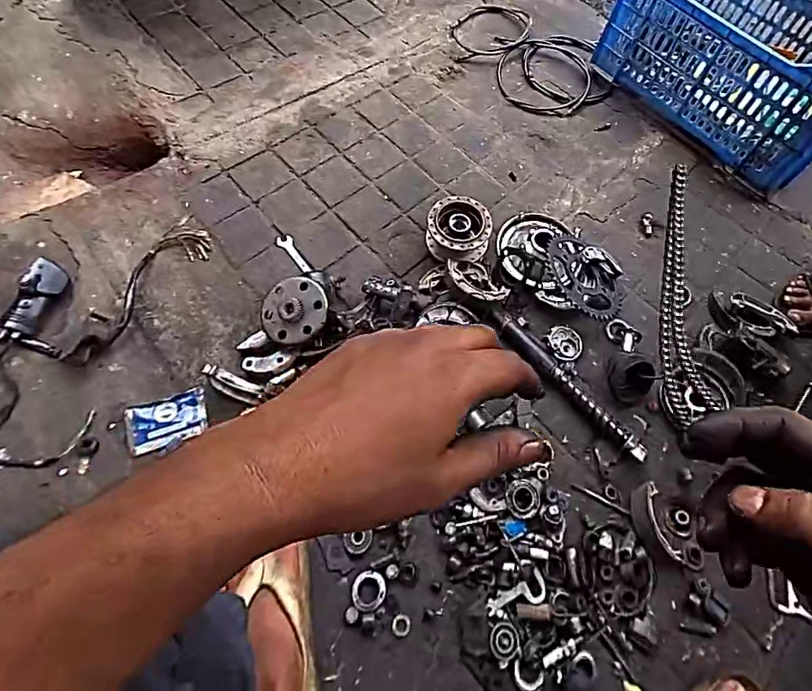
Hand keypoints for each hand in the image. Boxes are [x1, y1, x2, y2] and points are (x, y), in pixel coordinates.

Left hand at [215, 324, 542, 541]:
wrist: (281, 465)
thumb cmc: (350, 476)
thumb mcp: (438, 479)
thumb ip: (493, 456)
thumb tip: (527, 447)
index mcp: (451, 378)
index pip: (509, 364)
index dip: (527, 378)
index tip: (529, 389)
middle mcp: (422, 349)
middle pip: (480, 336)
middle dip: (498, 358)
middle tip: (499, 387)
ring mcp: (388, 342)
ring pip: (441, 332)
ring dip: (460, 353)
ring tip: (454, 390)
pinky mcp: (360, 346)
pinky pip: (405, 339)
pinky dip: (422, 354)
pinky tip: (408, 387)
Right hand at [687, 409, 811, 690]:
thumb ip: (811, 523)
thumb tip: (743, 495)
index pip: (788, 433)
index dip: (739, 427)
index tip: (700, 439)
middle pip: (764, 464)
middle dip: (726, 472)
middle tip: (695, 484)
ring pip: (756, 505)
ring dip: (728, 518)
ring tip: (718, 545)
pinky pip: (760, 543)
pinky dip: (739, 549)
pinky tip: (737, 570)